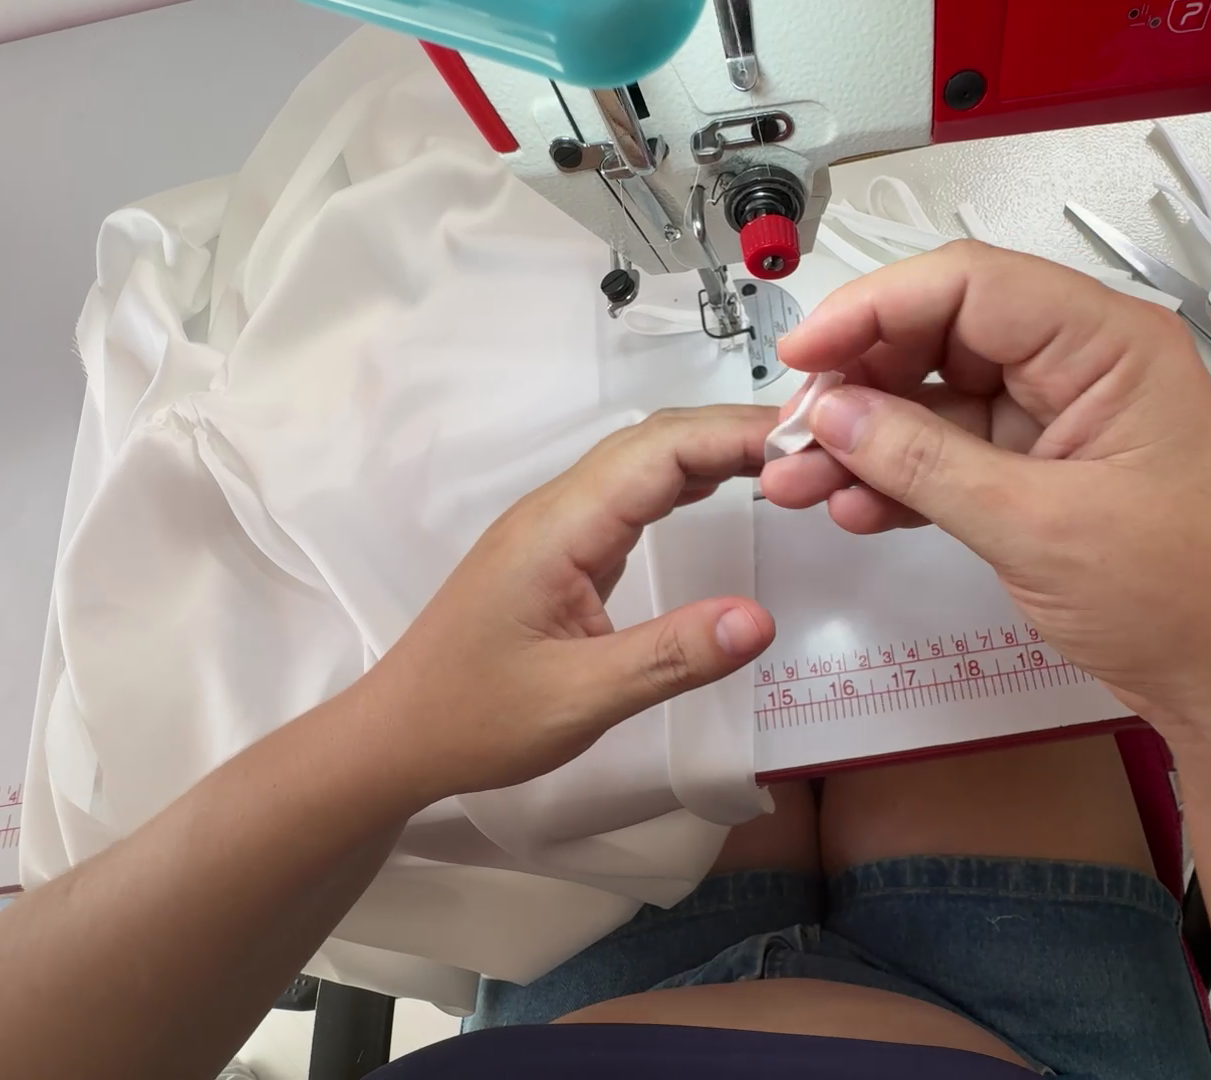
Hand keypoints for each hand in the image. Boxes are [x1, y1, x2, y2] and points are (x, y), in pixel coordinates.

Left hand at [360, 407, 778, 805]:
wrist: (396, 737)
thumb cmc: (475, 718)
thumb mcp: (579, 698)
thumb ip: (672, 656)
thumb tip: (764, 619)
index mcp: (562, 527)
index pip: (661, 452)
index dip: (736, 436)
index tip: (807, 443)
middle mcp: (562, 507)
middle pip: (656, 440)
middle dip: (735, 431)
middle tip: (814, 446)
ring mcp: (562, 524)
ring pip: (646, 460)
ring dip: (713, 449)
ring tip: (783, 457)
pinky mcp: (568, 547)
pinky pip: (636, 492)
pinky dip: (688, 478)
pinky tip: (721, 486)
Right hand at [759, 242, 1210, 729]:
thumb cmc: (1173, 598)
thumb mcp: (1036, 525)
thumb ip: (924, 461)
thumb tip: (829, 412)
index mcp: (1104, 343)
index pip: (968, 285)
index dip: (871, 309)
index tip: (800, 354)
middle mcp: (1076, 366)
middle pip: (942, 342)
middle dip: (859, 387)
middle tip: (794, 438)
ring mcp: (1054, 424)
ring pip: (937, 408)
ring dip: (866, 445)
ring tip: (799, 486)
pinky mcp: (1037, 477)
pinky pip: (953, 462)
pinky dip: (902, 483)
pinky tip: (855, 510)